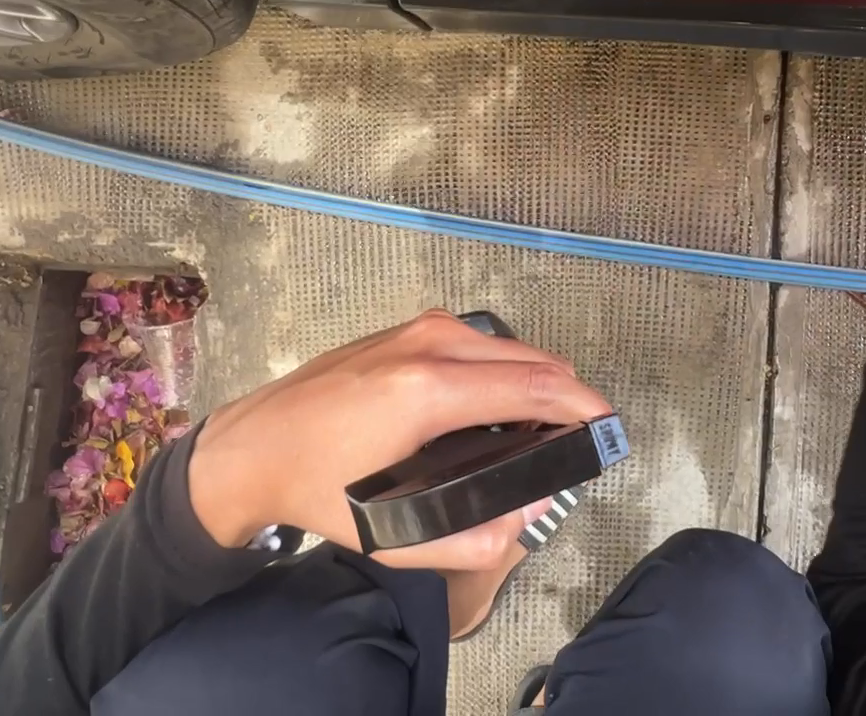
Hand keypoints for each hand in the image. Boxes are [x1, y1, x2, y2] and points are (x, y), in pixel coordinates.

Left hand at [187, 310, 611, 570]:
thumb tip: (529, 510)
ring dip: (540, 380)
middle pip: (534, 359)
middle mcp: (432, 344)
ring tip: (547, 424)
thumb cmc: (317, 486)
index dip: (583, 407)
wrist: (256, 442)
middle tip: (583, 436)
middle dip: (570, 395)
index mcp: (428, 391)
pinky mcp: (414, 326)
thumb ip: (469, 538)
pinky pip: (485, 341)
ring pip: (512, 346)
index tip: (610, 427)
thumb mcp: (387, 533)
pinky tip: (503, 400)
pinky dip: (509, 367)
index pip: (534, 387)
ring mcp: (422, 327)